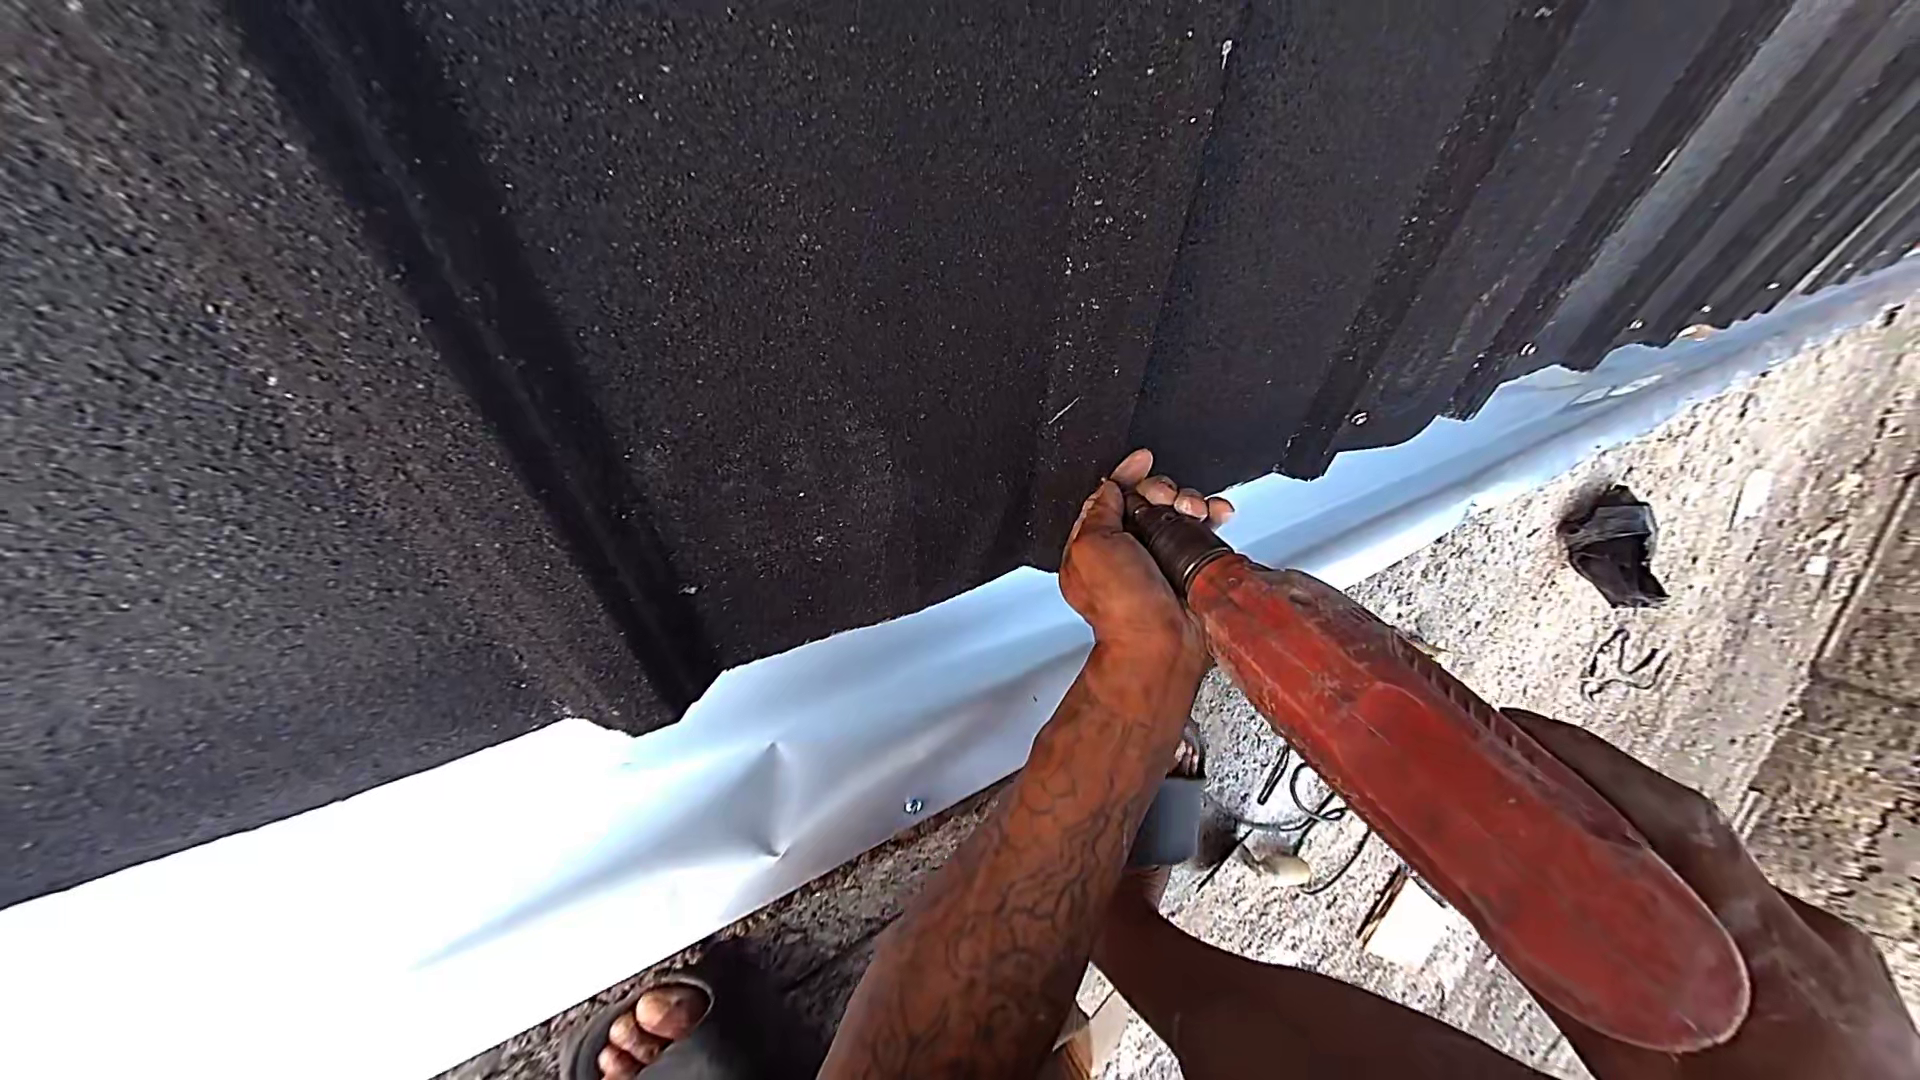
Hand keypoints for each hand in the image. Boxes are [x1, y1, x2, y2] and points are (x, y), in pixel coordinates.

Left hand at [1060, 449, 1230, 670]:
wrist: (1160, 643)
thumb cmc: (1121, 606)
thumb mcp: (1092, 546)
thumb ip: (1098, 510)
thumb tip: (1110, 487)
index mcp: (1094, 543)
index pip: (1108, 496)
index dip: (1125, 474)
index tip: (1141, 460)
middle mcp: (1125, 548)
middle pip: (1146, 497)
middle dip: (1161, 488)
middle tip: (1167, 498)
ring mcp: (1157, 556)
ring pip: (1176, 509)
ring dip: (1188, 499)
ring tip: (1193, 510)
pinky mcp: (1187, 563)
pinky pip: (1201, 528)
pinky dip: (1212, 514)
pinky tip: (1216, 514)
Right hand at [1505, 710, 1919, 1079]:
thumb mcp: (1638, 1069)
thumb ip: (1565, 984)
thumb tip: (1487, 912)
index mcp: (1780, 961)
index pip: (1679, 822)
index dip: (1590, 760)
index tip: (1521, 727)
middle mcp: (1818, 940)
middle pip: (1681, 827)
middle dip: (1586, 783)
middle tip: (1511, 761)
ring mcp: (1830, 952)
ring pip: (1700, 861)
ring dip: (1618, 831)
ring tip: (1548, 821)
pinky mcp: (1827, 967)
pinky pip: (1723, 893)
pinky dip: (1655, 874)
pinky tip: (1617, 893)